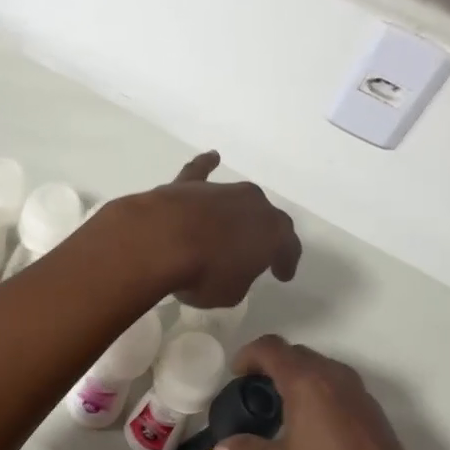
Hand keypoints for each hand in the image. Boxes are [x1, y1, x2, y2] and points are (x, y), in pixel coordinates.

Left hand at [109, 151, 299, 308]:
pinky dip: (207, 165)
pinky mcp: (189, 184)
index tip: (281, 274)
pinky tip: (212, 158)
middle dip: (262, 233)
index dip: (287, 260)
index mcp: (272, 232)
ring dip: (234, 212)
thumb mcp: (231, 292)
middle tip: (256, 251)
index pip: (288, 246)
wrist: (162, 240)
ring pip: (236, 198)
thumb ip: (239, 277)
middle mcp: (252, 204)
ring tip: (229, 227)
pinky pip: (202, 171)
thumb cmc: (205, 272)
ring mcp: (220, 190)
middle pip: (264, 217)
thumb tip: (233, 266)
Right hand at [214, 336, 441, 449]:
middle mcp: (336, 378)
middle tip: (255, 397)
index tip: (236, 376)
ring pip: (323, 371)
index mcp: (308, 382)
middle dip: (274, 368)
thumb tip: (221, 449)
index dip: (249, 355)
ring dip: (300, 382)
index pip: (272, 347)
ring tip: (283, 415)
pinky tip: (315, 434)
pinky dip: (322, 398)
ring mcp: (362, 396)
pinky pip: (341, 391)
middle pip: (298, 355)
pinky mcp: (377, 417)